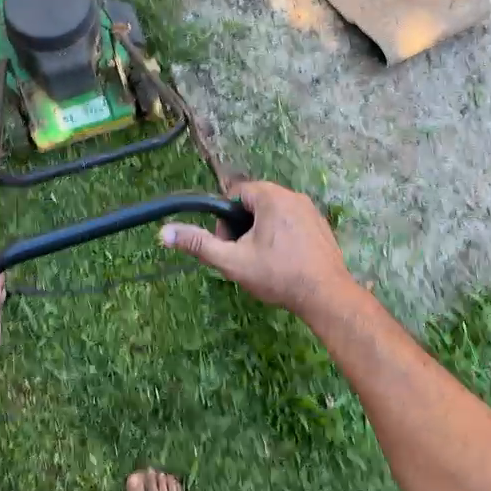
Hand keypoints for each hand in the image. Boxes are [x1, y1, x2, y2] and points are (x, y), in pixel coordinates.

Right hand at [160, 180, 355, 316]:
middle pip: (254, 204)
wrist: (326, 296)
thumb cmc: (278, 275)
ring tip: (263, 264)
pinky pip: (292, 224)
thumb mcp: (233, 261)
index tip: (228, 244)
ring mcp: (311, 211)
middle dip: (243, 228)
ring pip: (273, 215)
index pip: (235, 194)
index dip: (225, 219)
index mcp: (271, 197)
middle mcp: (293, 196)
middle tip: (244, 257)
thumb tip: (163, 232)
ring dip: (261, 234)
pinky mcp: (321, 227)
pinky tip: (284, 264)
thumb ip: (199, 244)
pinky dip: (282, 239)